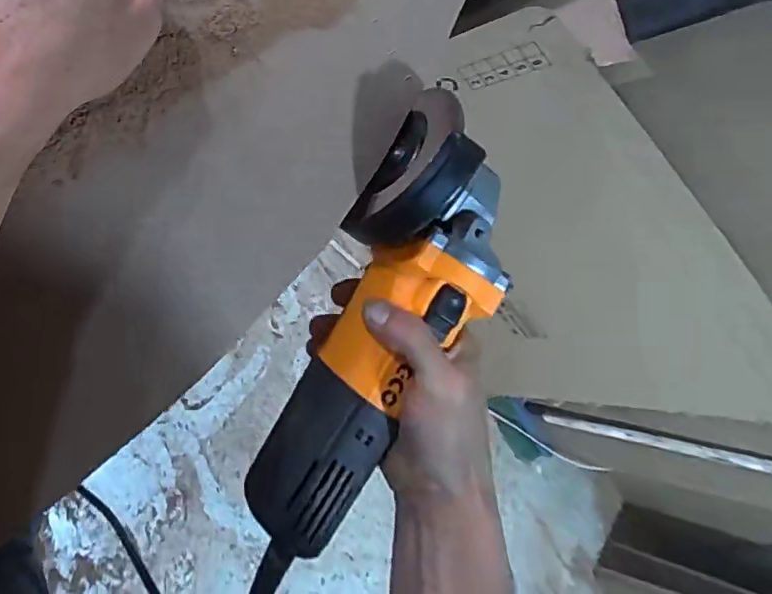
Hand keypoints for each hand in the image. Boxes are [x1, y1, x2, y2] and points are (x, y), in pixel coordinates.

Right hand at [309, 279, 512, 593]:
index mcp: (453, 342)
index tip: (369, 272)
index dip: (400, 279)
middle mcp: (428, 350)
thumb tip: (372, 304)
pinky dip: (337, 353)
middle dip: (362, 302)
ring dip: (343, 327)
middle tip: (337, 297)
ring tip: (319, 328)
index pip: (429, 296)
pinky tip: (318, 349)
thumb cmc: (448, 437)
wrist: (434, 499)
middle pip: (392, 312)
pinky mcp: (381, 392)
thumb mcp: (439, 381)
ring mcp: (402, 372)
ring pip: (370, 336)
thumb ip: (411, 338)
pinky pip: (356, 363)